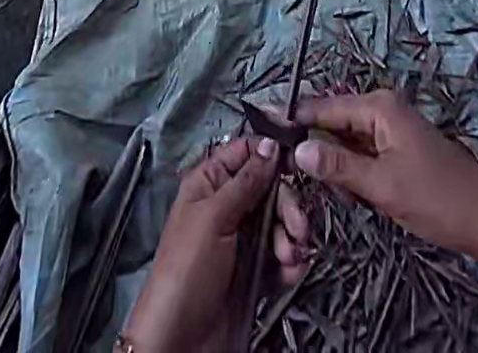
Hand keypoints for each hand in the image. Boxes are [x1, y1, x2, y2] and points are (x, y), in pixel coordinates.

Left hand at [123, 137, 310, 351]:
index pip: (245, 153)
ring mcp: (242, 238)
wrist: (181, 343)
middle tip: (296, 226)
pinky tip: (291, 270)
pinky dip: (291, 262)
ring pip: (279, 221)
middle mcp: (228, 205)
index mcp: (210, 183)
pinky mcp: (255, 269)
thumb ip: (246, 181)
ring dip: (291, 236)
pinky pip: (282, 255)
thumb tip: (270, 144)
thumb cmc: (187, 270)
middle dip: (287, 205)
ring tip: (289, 256)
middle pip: (270, 188)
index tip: (296, 163)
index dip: (270, 155)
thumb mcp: (214, 217)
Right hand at [294, 89, 477, 257]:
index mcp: (377, 106)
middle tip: (312, 183)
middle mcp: (380, 108)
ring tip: (352, 197)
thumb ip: (336, 166)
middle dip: (320, 153)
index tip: (263, 130)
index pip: (322, 107)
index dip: (293, 119)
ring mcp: (388, 127)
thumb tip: (296, 150)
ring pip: (344, 142)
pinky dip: (355, 173)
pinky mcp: (394, 146)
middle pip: (331, 124)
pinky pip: (360, 153)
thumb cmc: (436, 199)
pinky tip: (363, 196)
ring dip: (339, 168)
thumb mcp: (381, 185)